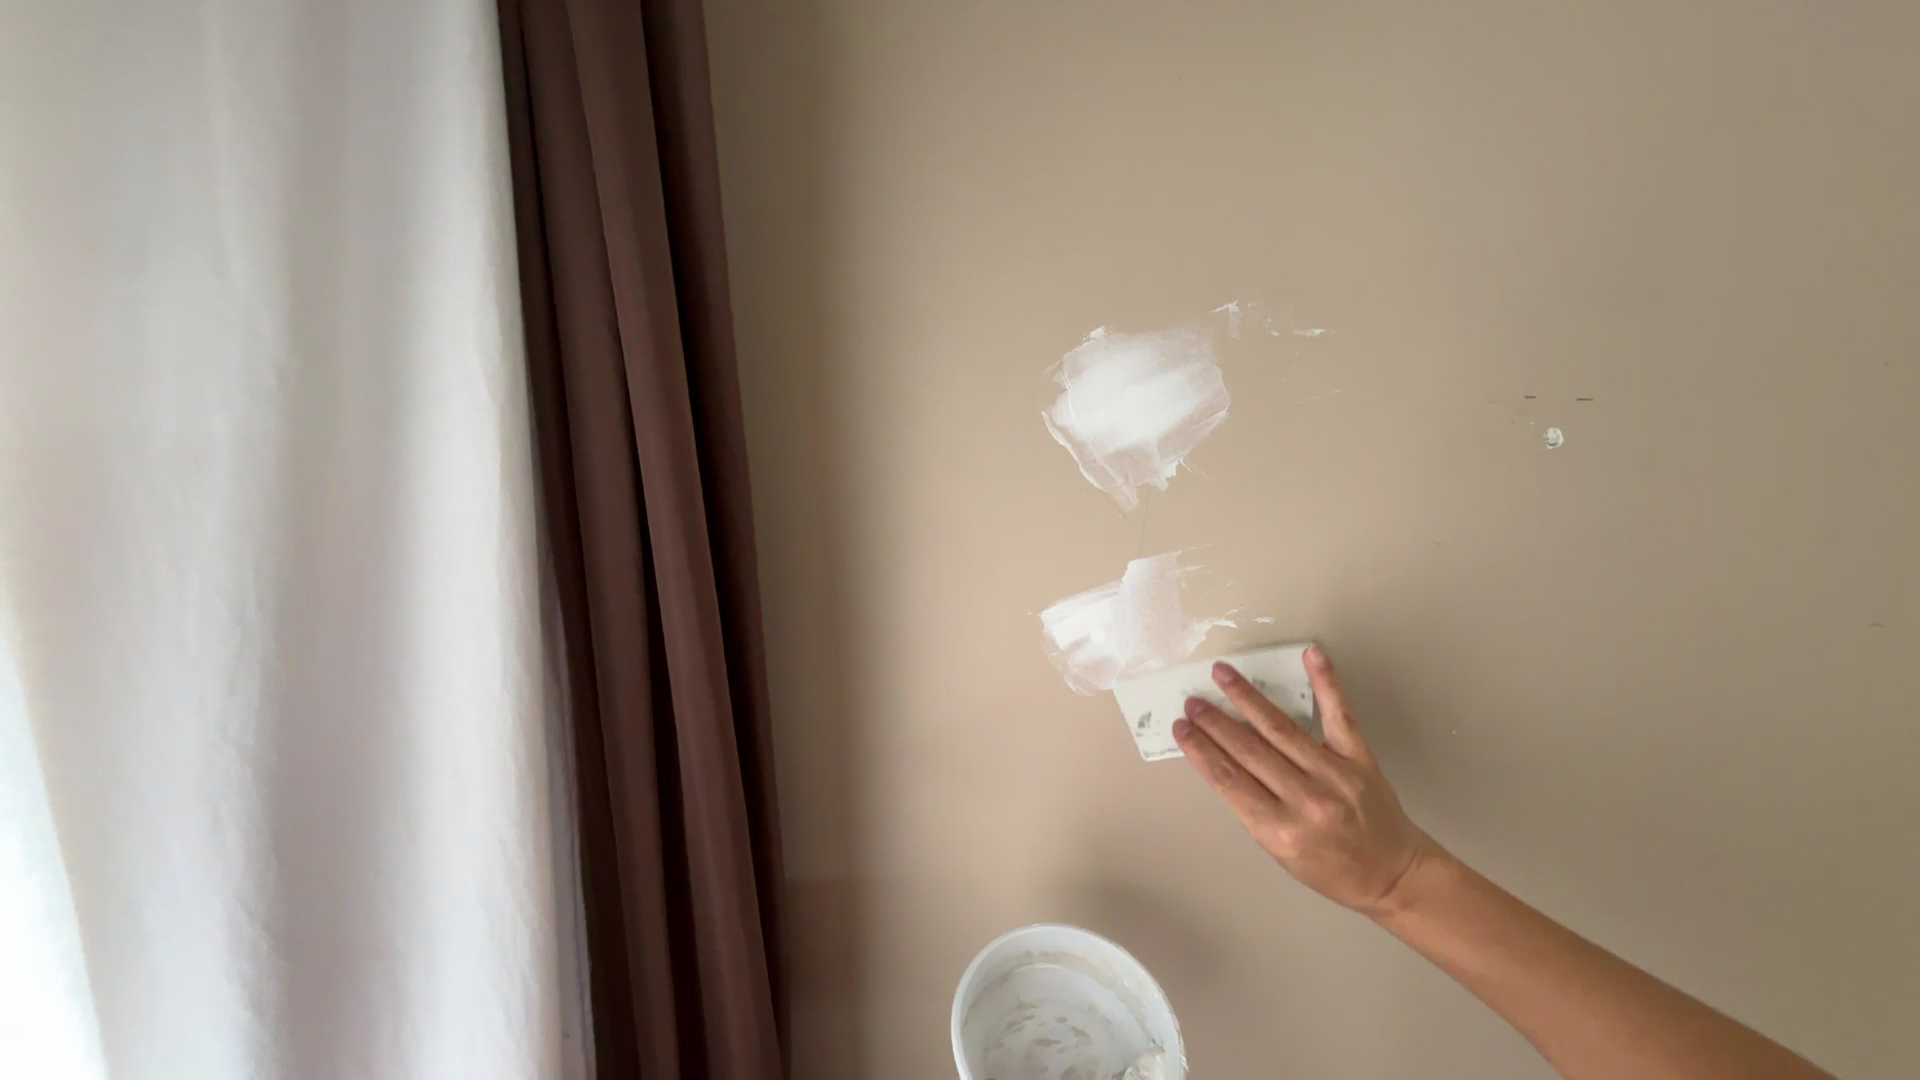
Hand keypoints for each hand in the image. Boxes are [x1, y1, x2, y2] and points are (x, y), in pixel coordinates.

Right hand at [1172, 644, 1440, 916]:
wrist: (1392, 875)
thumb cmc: (1329, 867)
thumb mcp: (1277, 851)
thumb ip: (1251, 807)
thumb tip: (1220, 758)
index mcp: (1281, 829)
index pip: (1228, 780)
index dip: (1200, 751)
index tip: (1181, 728)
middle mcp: (1307, 800)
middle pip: (1249, 750)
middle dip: (1215, 722)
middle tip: (1193, 701)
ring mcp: (1335, 775)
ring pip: (1281, 728)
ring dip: (1247, 698)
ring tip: (1223, 675)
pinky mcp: (1360, 758)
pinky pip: (1339, 714)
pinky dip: (1326, 682)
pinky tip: (1312, 655)